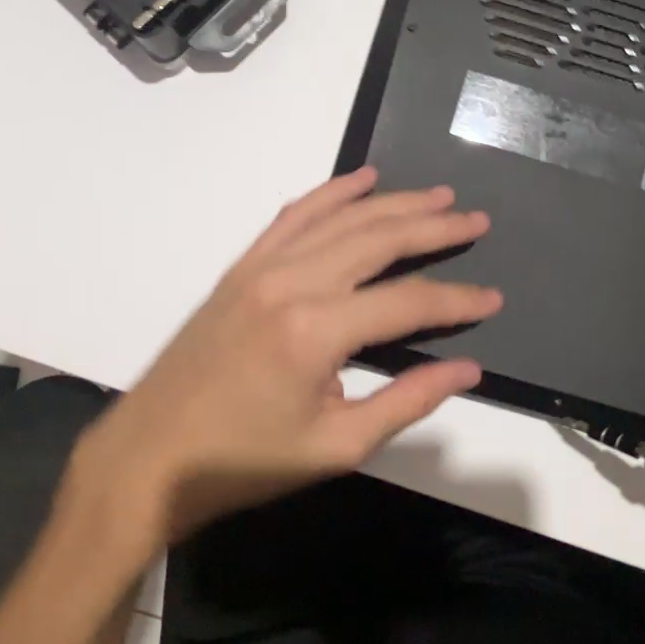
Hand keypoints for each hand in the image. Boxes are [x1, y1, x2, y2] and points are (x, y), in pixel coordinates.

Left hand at [73, 167, 501, 542]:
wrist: (151, 456)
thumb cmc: (245, 462)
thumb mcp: (334, 446)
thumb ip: (406, 401)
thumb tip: (467, 370)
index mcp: (316, 331)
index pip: (407, 301)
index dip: (456, 299)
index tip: (493, 297)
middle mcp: (291, 282)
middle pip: (377, 239)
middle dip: (434, 228)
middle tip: (477, 220)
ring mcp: (260, 268)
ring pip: (339, 219)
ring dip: (392, 203)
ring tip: (437, 197)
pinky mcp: (240, 268)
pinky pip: (293, 217)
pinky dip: (330, 194)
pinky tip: (361, 181)